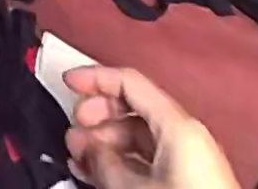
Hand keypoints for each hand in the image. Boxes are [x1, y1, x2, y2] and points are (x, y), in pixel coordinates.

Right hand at [63, 66, 240, 188]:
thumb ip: (105, 163)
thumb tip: (83, 145)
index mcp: (177, 124)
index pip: (130, 82)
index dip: (96, 78)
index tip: (68, 83)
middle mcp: (185, 134)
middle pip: (134, 107)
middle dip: (99, 115)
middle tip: (74, 131)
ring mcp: (189, 160)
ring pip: (140, 136)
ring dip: (107, 143)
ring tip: (79, 159)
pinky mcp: (189, 184)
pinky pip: (150, 160)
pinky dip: (124, 163)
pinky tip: (101, 176)